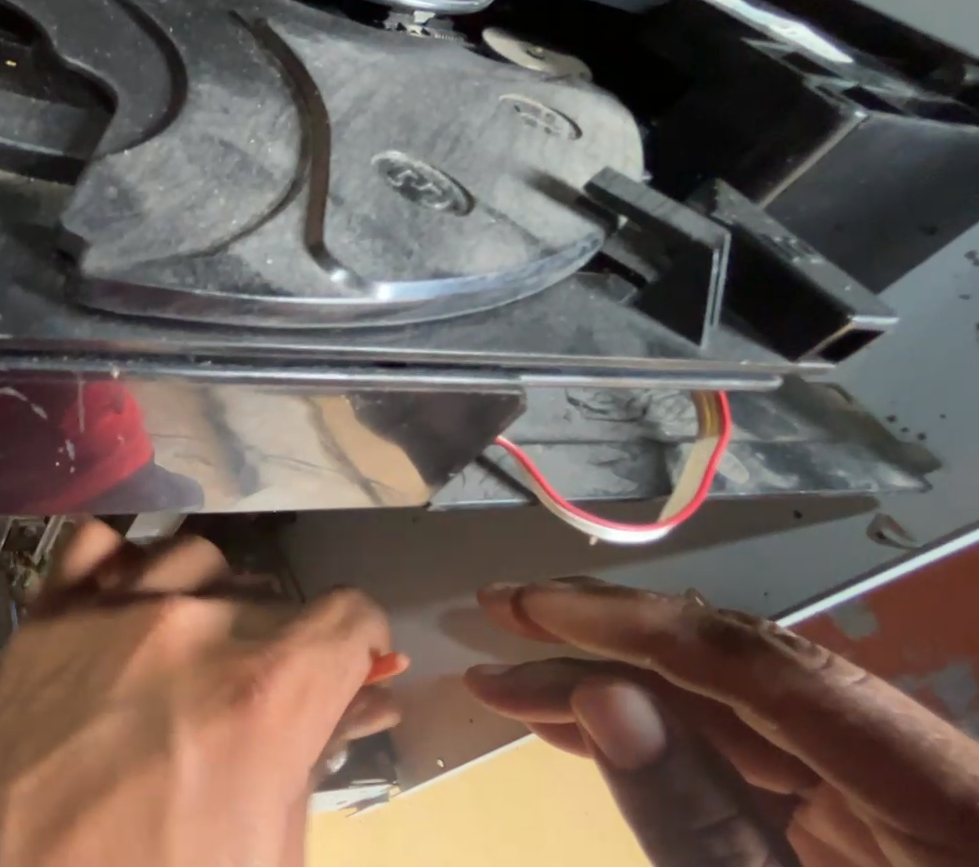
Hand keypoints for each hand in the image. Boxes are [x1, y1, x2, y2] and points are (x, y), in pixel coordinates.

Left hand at [0, 521, 403, 866]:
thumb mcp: (264, 852)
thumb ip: (318, 757)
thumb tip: (367, 697)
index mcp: (261, 691)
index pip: (349, 616)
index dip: (359, 649)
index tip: (346, 674)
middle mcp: (190, 625)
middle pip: (271, 597)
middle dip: (282, 645)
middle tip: (258, 698)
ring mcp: (110, 608)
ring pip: (193, 558)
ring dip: (211, 597)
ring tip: (194, 653)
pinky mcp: (46, 611)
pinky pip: (97, 543)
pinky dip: (124, 562)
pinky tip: (128, 601)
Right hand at [464, 578, 978, 866]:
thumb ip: (698, 827)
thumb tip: (600, 696)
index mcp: (956, 804)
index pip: (773, 673)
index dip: (640, 624)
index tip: (531, 606)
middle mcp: (934, 771)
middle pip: (742, 675)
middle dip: (605, 643)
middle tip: (500, 614)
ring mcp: (899, 787)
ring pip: (728, 702)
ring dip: (608, 684)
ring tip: (509, 680)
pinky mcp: (863, 809)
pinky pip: (737, 744)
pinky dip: (648, 730)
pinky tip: (573, 721)